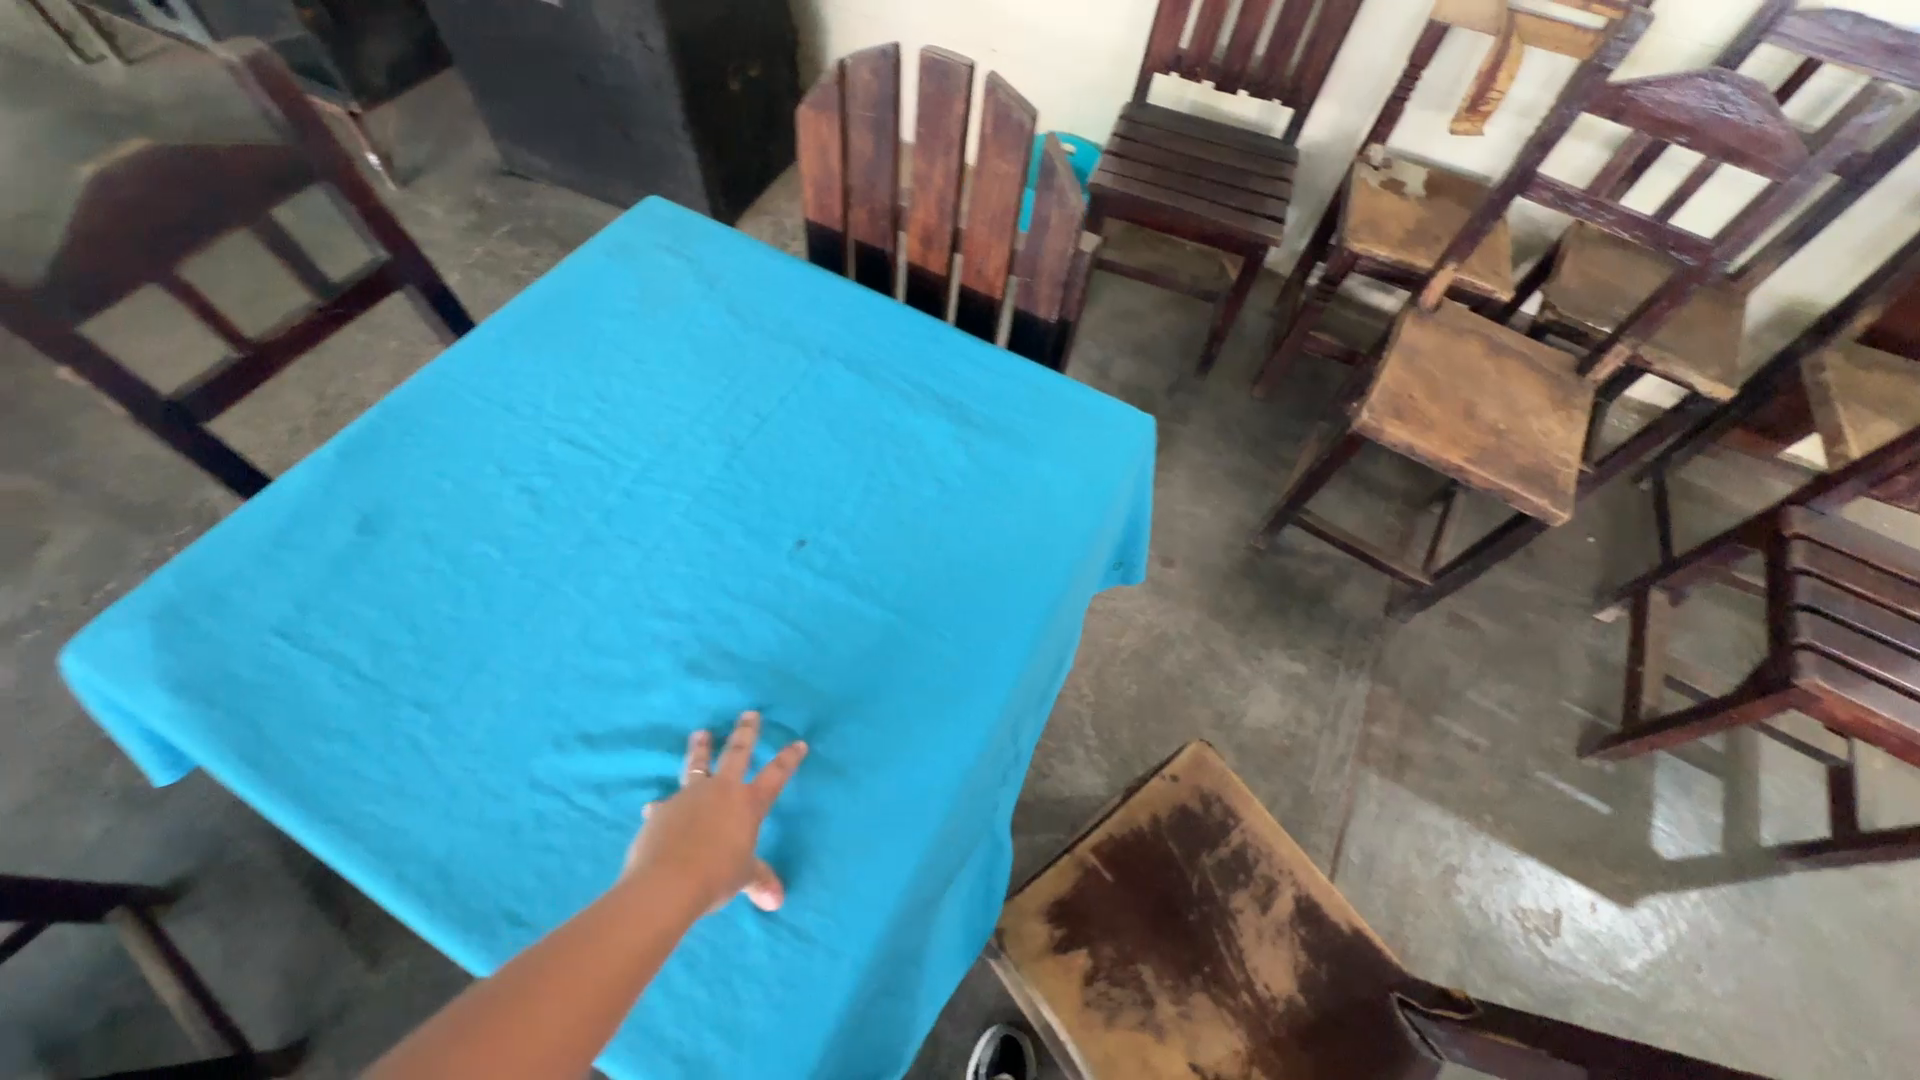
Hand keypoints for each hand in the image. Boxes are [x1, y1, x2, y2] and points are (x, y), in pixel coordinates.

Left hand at [625, 711, 806, 914]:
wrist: (667, 883)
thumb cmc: (716, 876)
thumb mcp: (743, 878)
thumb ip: (758, 881)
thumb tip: (776, 901)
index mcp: (748, 803)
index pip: (776, 775)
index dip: (789, 759)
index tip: (799, 742)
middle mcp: (720, 791)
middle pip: (736, 753)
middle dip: (745, 732)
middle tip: (749, 713)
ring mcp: (689, 797)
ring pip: (696, 765)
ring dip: (699, 749)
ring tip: (699, 733)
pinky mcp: (662, 811)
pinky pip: (665, 805)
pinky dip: (664, 807)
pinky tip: (655, 811)